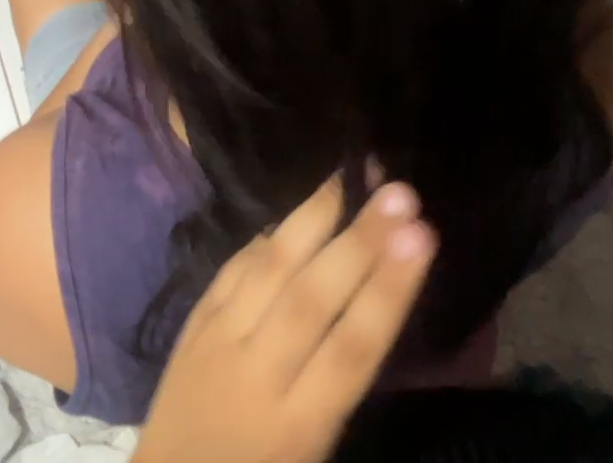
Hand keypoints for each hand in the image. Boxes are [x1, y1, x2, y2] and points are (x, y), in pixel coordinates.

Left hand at [132, 177, 435, 462]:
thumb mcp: (315, 451)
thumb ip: (340, 377)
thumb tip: (374, 298)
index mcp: (298, 425)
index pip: (351, 347)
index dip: (388, 290)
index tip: (423, 236)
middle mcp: (255, 374)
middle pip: (310, 298)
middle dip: (359, 241)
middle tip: (400, 191)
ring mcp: (215, 342)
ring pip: (266, 271)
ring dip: (311, 220)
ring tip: (348, 177)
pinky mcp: (189, 326)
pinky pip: (230, 271)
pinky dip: (264, 240)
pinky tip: (293, 213)